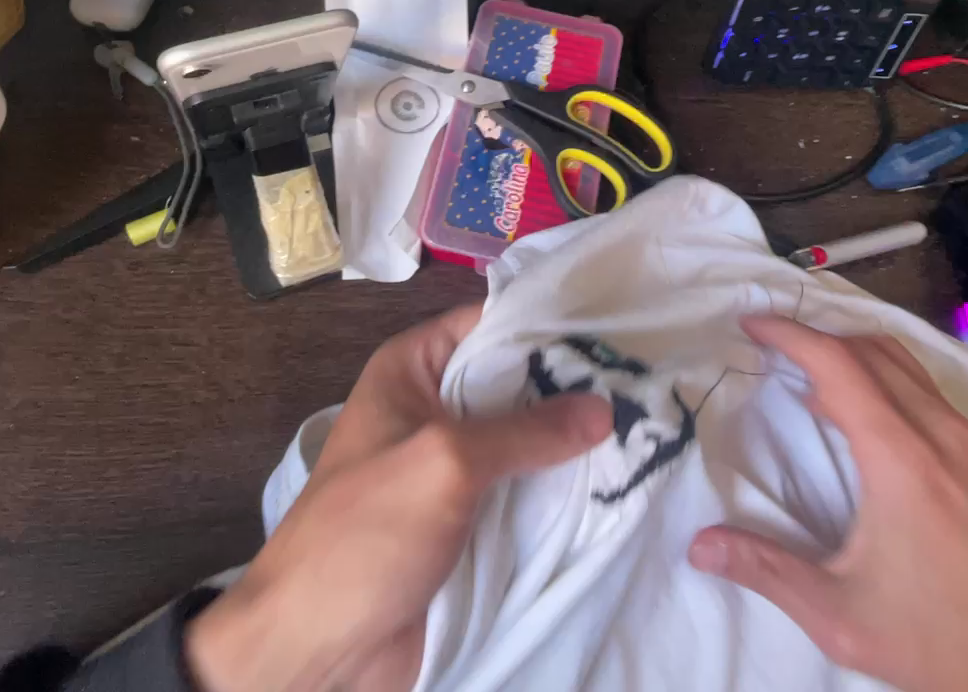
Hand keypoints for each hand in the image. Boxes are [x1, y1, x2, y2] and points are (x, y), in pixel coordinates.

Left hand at [186, 303, 611, 691]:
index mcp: (411, 368)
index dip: (544, 322)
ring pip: (523, 436)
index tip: (612, 329)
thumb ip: (526, 431)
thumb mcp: (447, 461)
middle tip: (645, 379)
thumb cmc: (367, 530)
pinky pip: (522, 486)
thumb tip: (605, 407)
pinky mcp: (469, 514)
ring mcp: (452, 462)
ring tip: (648, 423)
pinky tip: (617, 477)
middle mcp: (434, 405)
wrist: (319, 646)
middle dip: (569, 384)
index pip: (486, 323)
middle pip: (512, 379)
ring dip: (571, 438)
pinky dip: (560, 484)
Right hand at [688, 317, 967, 691]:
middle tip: (769, 345)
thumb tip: (697, 545)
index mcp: (900, 457)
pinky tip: (862, 414)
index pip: (837, 363)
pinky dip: (882, 376)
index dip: (789, 334)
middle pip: (870, 349)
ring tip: (808, 373)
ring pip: (904, 364)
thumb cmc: (943, 642)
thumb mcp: (841, 615)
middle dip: (814, 335)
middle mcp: (939, 434)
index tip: (750, 322)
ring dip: (851, 352)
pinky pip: (925, 389)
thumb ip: (766, 571)